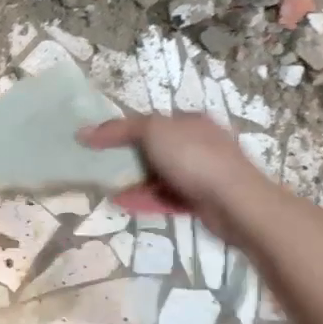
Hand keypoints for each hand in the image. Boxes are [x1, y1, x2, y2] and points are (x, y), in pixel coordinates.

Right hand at [78, 113, 272, 240]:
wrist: (238, 203)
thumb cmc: (195, 156)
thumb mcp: (152, 131)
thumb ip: (118, 130)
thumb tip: (84, 132)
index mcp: (191, 121)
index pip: (152, 120)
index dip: (125, 128)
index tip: (101, 140)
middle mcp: (200, 143)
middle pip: (156, 148)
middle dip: (129, 157)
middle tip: (102, 163)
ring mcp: (203, 173)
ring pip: (160, 175)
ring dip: (135, 181)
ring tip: (107, 187)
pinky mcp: (203, 200)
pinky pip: (168, 197)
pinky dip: (146, 199)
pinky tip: (123, 203)